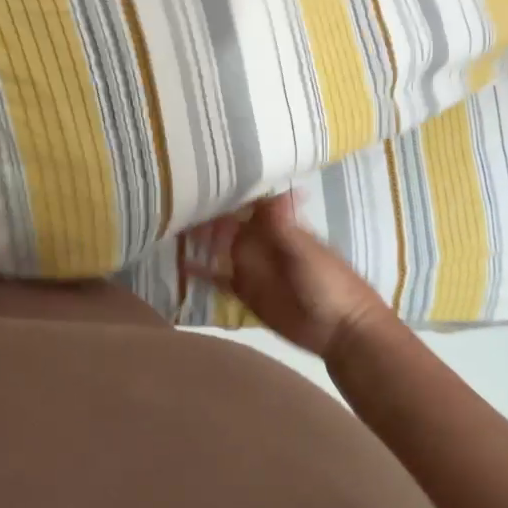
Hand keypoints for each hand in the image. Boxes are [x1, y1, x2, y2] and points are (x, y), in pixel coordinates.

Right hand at [184, 193, 397, 360]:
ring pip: (217, 248)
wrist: (343, 331)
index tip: (196, 175)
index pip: (244, 201)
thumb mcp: (306, 250)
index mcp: (275, 227)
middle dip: (201, 213)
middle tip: (168, 202)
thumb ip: (282, 223)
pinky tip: (178, 264)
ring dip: (195, 240)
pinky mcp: (244, 291)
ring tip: (164, 227)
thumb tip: (273, 185)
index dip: (224, 189)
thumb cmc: (330, 284)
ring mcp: (249, 267)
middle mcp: (258, 242)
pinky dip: (198, 272)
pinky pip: (217, 278)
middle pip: (224, 223)